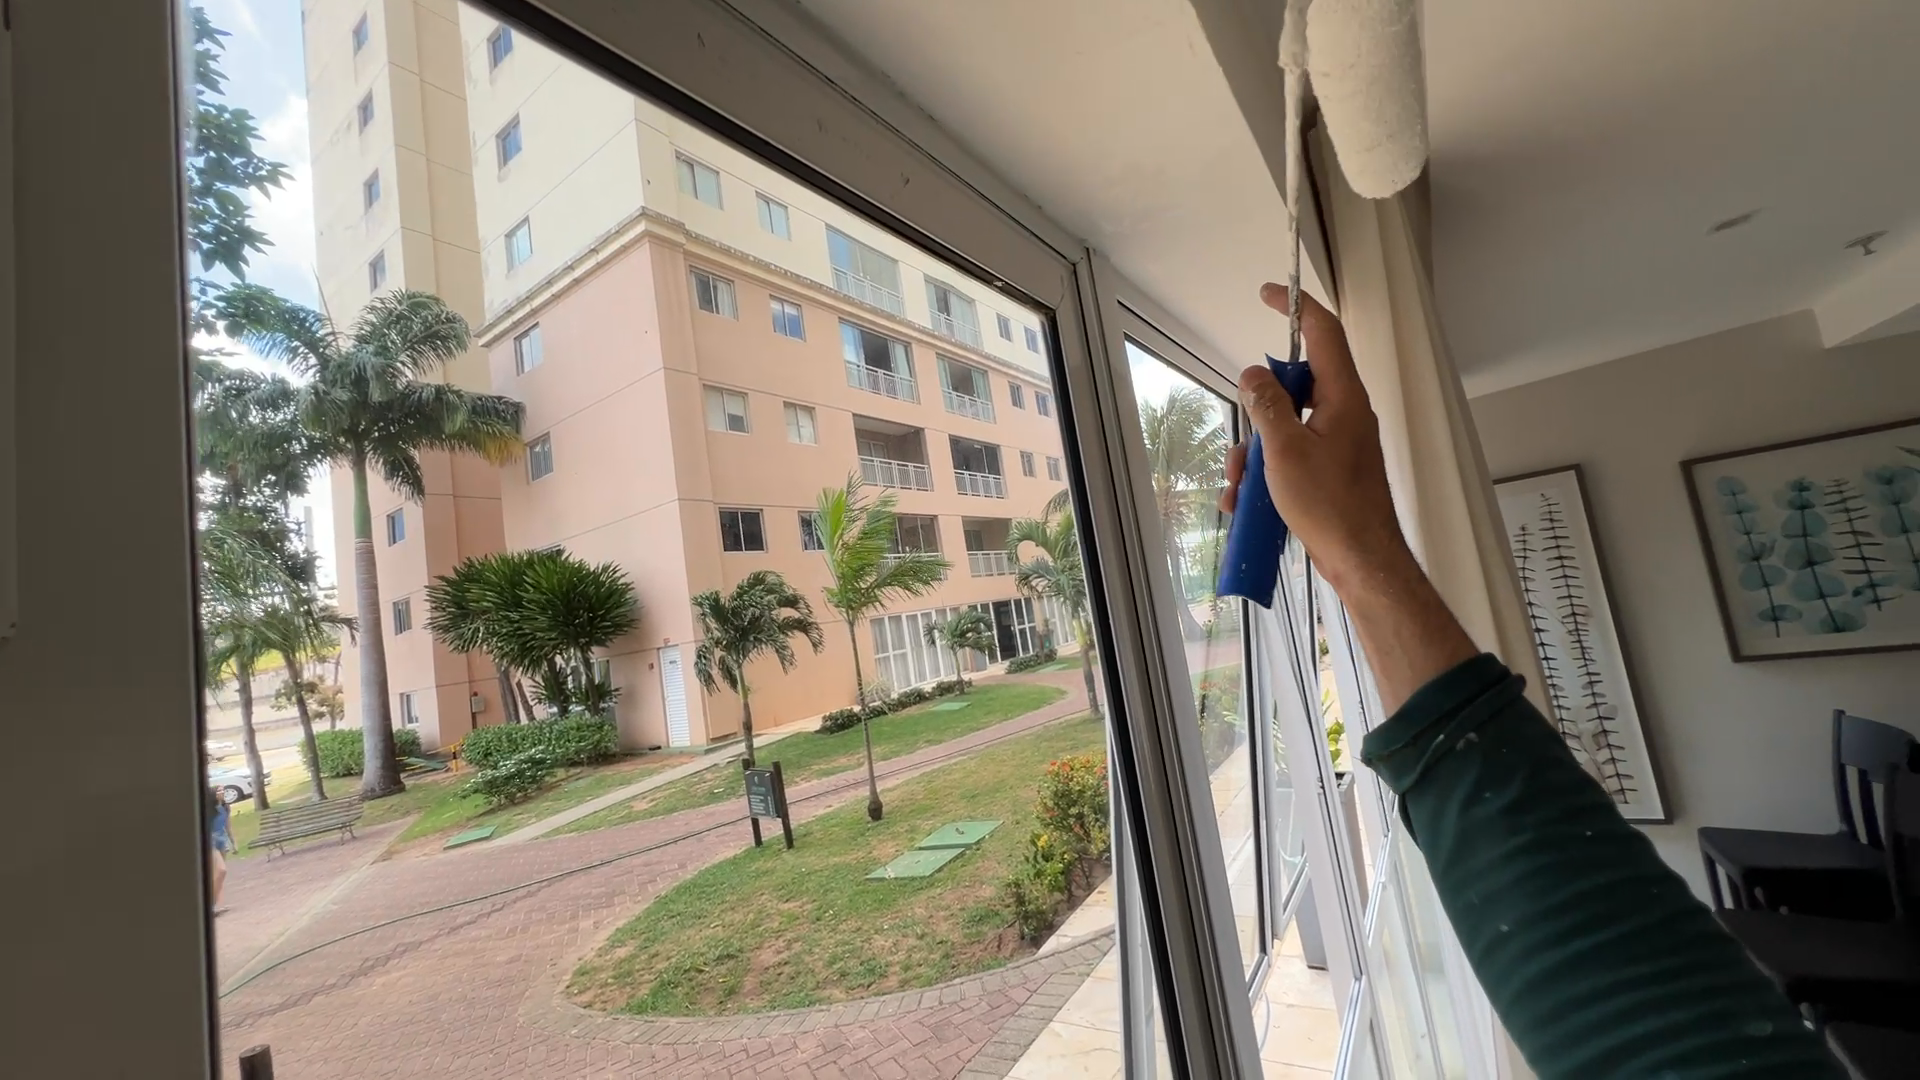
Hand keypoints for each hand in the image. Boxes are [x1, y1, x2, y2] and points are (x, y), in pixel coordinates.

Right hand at [1219, 284, 1415, 592]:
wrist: (1360, 557)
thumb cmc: (1327, 502)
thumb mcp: (1285, 450)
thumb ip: (1267, 406)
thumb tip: (1252, 374)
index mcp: (1342, 397)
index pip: (1322, 333)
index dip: (1295, 307)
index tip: (1267, 293)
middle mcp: (1343, 412)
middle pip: (1292, 388)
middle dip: (1255, 415)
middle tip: (1242, 448)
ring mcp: (1336, 441)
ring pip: (1284, 427)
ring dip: (1254, 453)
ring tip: (1239, 487)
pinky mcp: (1328, 468)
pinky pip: (1290, 455)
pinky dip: (1265, 473)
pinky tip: (1245, 502)